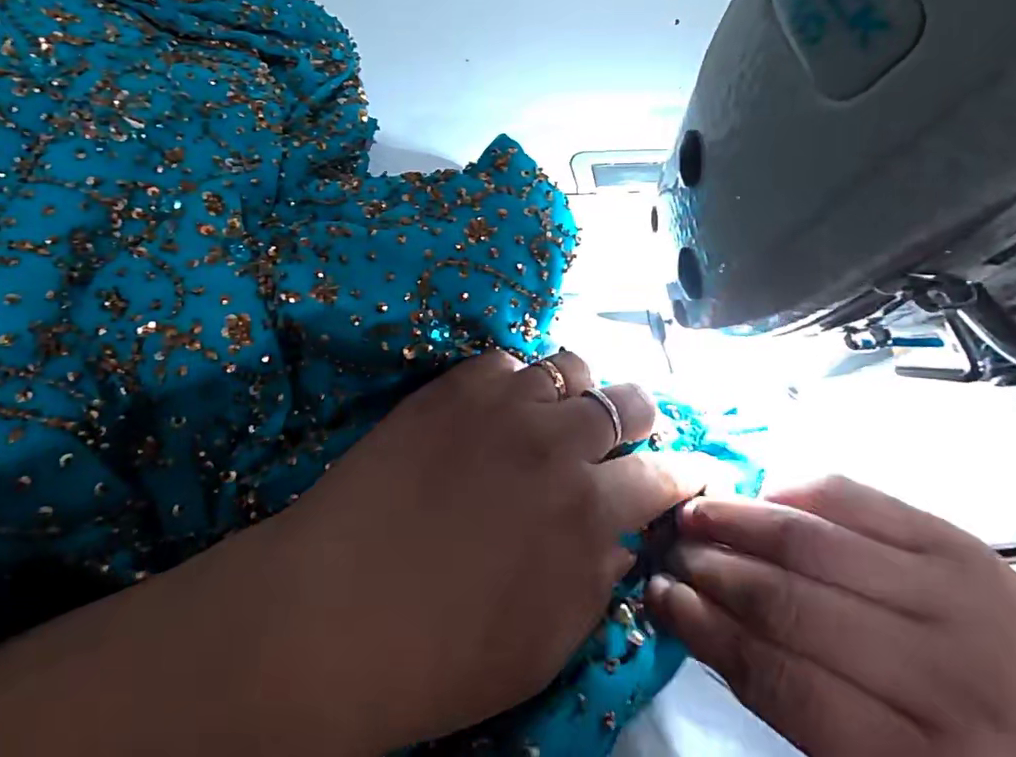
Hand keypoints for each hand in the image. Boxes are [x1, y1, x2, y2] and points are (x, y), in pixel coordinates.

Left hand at [0, 351, 699, 756]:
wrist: (333, 614)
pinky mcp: (453, 388)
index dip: (679, 473)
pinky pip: (508, 361)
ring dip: (581, 388)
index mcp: (591, 512)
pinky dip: (519, 379)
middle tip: (630, 430)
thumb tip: (620, 535)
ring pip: (570, 367)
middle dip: (640, 417)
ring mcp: (504, 406)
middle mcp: (558, 444)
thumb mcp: (549, 642)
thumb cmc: (445, 655)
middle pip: (625, 403)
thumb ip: (599, 579)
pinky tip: (507, 403)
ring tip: (568, 406)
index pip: (661, 475)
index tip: (682, 473)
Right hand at [645, 476, 1015, 756]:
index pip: (781, 678)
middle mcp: (936, 671)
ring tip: (695, 511)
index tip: (661, 598)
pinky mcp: (961, 543)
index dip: (708, 632)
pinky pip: (860, 501)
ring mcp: (953, 594)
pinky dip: (799, 491)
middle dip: (713, 569)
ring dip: (742, 520)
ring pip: (817, 541)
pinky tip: (762, 494)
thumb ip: (803, 715)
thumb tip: (712, 628)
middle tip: (665, 546)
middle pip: (792, 604)